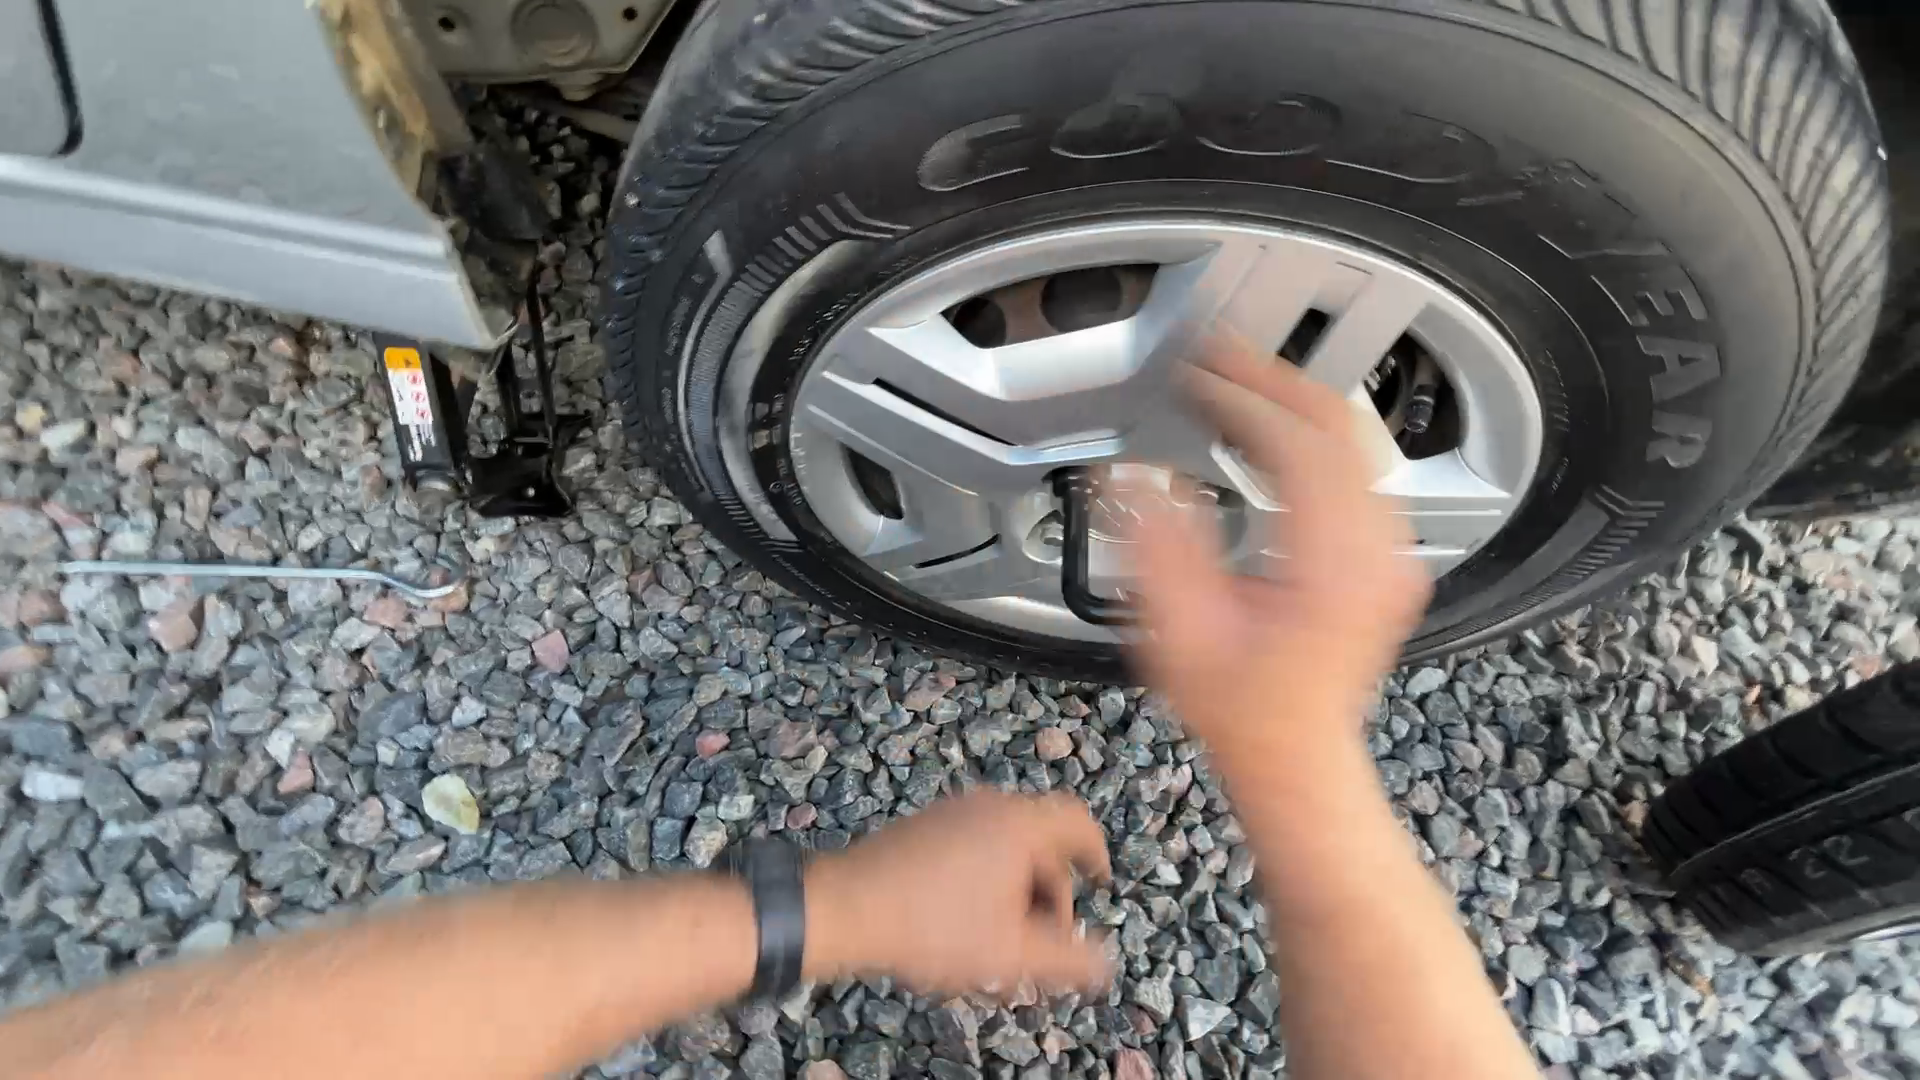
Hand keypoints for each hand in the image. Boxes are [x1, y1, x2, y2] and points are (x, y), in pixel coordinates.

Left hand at [802, 791, 1112, 993]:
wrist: (846, 906)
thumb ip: (1067, 958)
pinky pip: (974, 846)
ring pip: (1004, 849)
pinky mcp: (926, 826)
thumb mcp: (1010, 953)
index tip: (1099, 884)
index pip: (1077, 821)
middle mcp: (989, 805)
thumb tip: (1105, 962)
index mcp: (1018, 824)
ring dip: (1015, 894)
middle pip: (1040, 842)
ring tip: (999, 944)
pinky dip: (986, 880)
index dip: (1097, 853)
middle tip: (1039, 944)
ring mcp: (953, 811)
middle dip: (1048, 894)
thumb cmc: (934, 926)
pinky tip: (965, 923)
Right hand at [1126, 336, 1430, 777]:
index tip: (1202, 369)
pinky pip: (1358, 466)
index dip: (1245, 394)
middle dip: (1273, 378)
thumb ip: (1157, 547)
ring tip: (1238, 379)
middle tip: (1219, 353)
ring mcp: (1388, 552)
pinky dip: (1313, 433)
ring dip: (1295, 399)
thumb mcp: (1179, 634)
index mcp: (1330, 564)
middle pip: (1339, 425)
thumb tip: (1135, 478)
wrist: (1294, 752)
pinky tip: (1276, 427)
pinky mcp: (1383, 556)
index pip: (1298, 442)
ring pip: (1356, 438)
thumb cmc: (1244, 709)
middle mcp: (1376, 551)